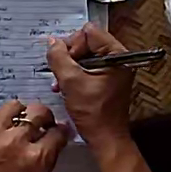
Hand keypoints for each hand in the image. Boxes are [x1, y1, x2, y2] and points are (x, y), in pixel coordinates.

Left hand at [0, 99, 65, 171]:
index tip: (61, 131)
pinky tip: (2, 123)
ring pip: (14, 106)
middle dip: (45, 116)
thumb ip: (48, 161)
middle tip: (44, 122)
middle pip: (38, 112)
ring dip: (22, 111)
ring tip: (22, 119)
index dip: (62, 131)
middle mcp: (16, 143)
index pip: (57, 132)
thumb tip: (55, 143)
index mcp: (36, 158)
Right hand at [46, 24, 133, 149]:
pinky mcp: (107, 79)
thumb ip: (59, 58)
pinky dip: (74, 74)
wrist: (105, 139)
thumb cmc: (93, 112)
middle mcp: (118, 58)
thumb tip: (52, 42)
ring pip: (85, 55)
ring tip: (59, 82)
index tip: (64, 63)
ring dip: (69, 66)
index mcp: (117, 55)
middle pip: (87, 42)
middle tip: (60, 73)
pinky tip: (64, 86)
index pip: (89, 33)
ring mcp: (113, 69)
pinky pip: (87, 67)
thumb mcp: (71, 82)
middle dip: (69, 56)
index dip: (72, 45)